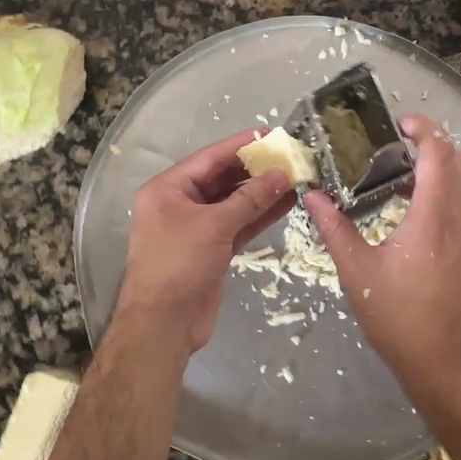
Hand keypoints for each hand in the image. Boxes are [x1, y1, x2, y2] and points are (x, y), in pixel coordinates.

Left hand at [117, 129, 294, 353]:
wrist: (163, 324)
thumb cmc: (178, 264)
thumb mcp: (214, 225)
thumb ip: (250, 198)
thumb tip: (282, 175)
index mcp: (168, 189)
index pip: (210, 158)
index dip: (241, 145)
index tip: (272, 135)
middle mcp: (180, 204)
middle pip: (222, 178)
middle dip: (256, 170)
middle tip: (290, 158)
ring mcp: (196, 228)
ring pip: (233, 202)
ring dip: (263, 193)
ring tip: (296, 178)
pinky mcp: (211, 249)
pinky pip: (238, 224)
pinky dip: (259, 215)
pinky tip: (286, 204)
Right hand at [305, 115, 460, 399]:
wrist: (448, 365)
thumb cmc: (399, 319)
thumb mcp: (358, 273)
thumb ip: (335, 229)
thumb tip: (313, 196)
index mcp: (433, 218)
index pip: (438, 155)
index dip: (423, 130)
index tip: (401, 122)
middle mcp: (460, 220)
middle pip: (459, 161)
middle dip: (434, 144)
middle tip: (400, 144)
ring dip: (441, 169)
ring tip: (402, 177)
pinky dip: (446, 194)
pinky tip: (416, 215)